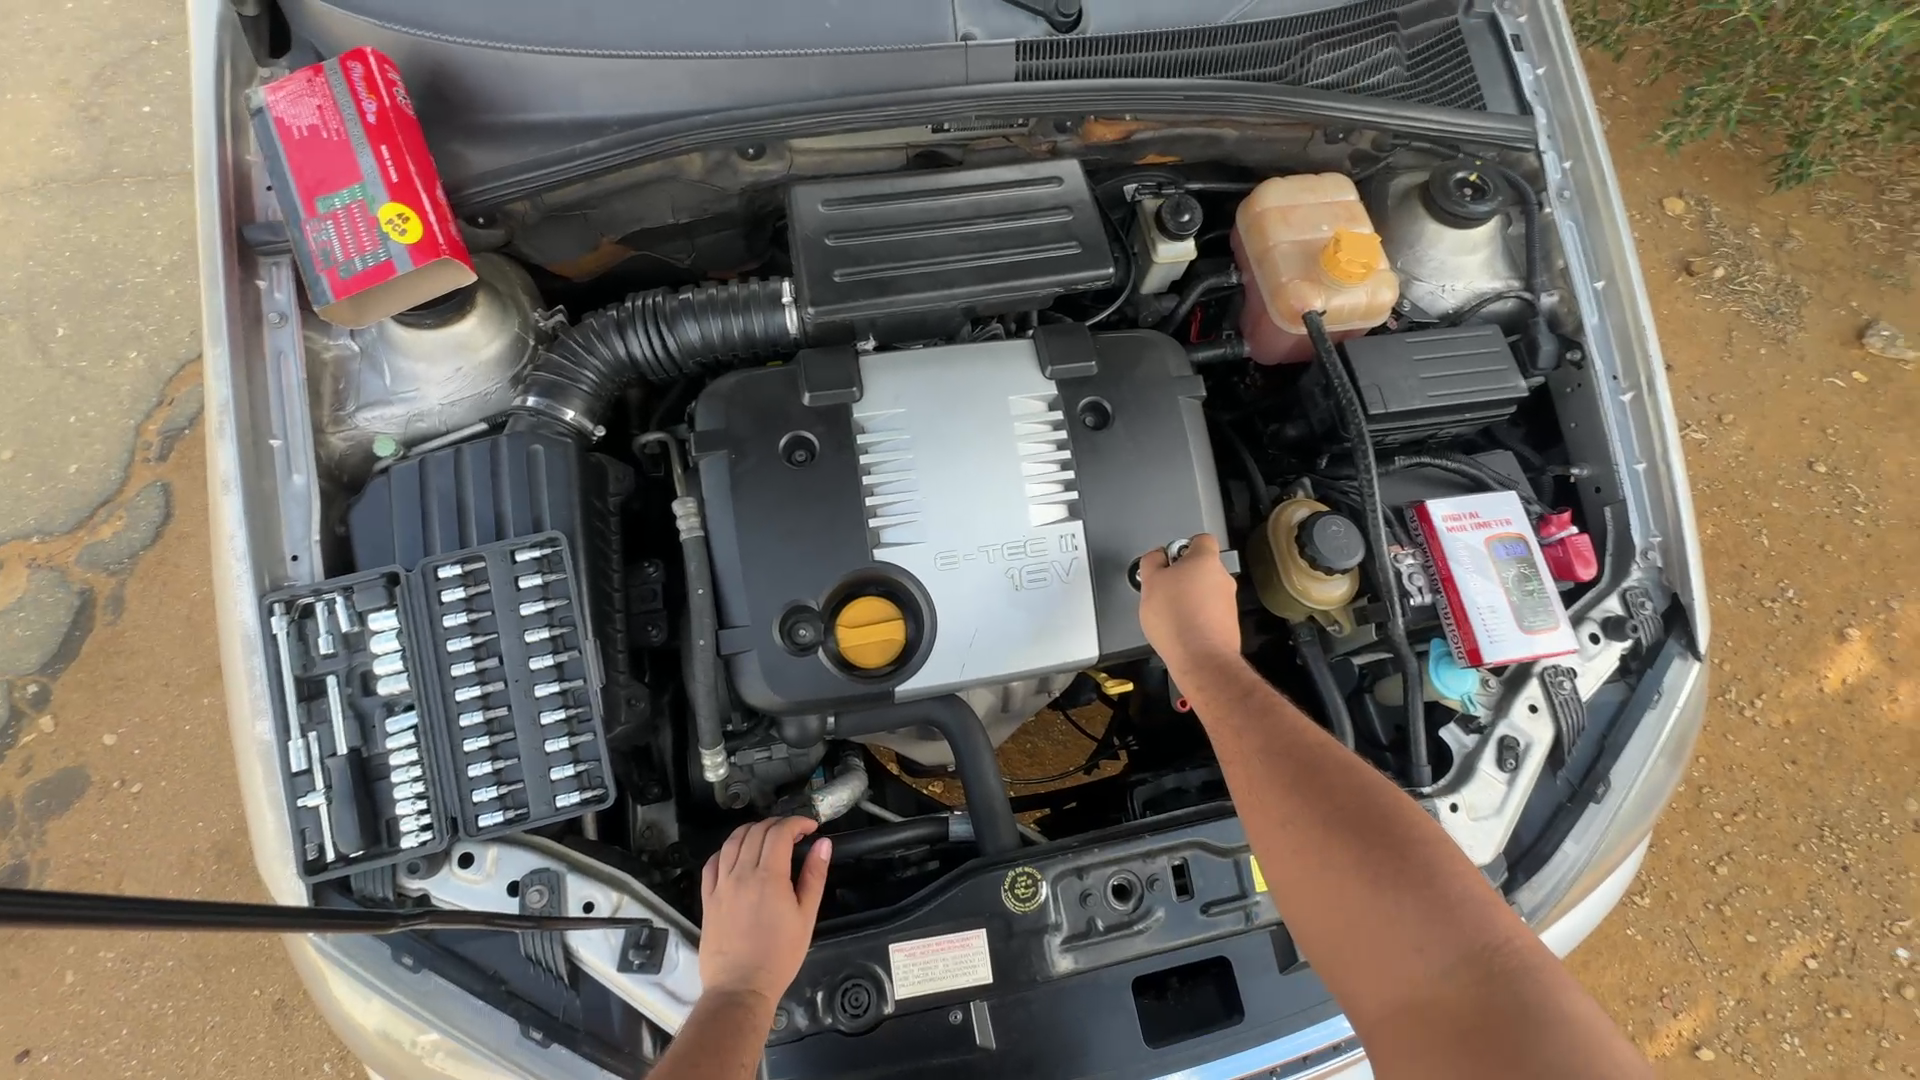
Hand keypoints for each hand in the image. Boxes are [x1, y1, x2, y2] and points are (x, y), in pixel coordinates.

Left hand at [699, 818, 831, 1008]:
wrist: (740, 989)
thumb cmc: (779, 956)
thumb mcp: (806, 917)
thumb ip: (814, 876)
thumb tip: (823, 844)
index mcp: (769, 877)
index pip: (780, 832)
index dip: (797, 823)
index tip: (810, 828)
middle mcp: (741, 874)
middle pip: (757, 832)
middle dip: (778, 825)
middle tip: (794, 834)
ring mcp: (721, 885)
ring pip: (733, 841)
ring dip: (752, 831)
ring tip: (767, 838)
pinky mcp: (707, 898)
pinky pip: (713, 863)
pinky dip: (727, 849)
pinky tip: (737, 854)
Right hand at [1136, 533, 1239, 674]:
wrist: (1200, 657)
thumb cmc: (1176, 619)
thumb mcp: (1150, 583)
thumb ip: (1152, 562)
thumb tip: (1156, 557)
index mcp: (1205, 560)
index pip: (1200, 540)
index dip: (1182, 548)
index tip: (1167, 561)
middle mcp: (1222, 578)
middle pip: (1201, 568)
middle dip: (1182, 577)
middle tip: (1164, 589)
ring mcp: (1228, 602)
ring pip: (1204, 592)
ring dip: (1188, 599)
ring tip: (1169, 613)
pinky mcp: (1228, 623)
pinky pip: (1208, 613)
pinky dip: (1195, 617)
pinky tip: (1179, 628)